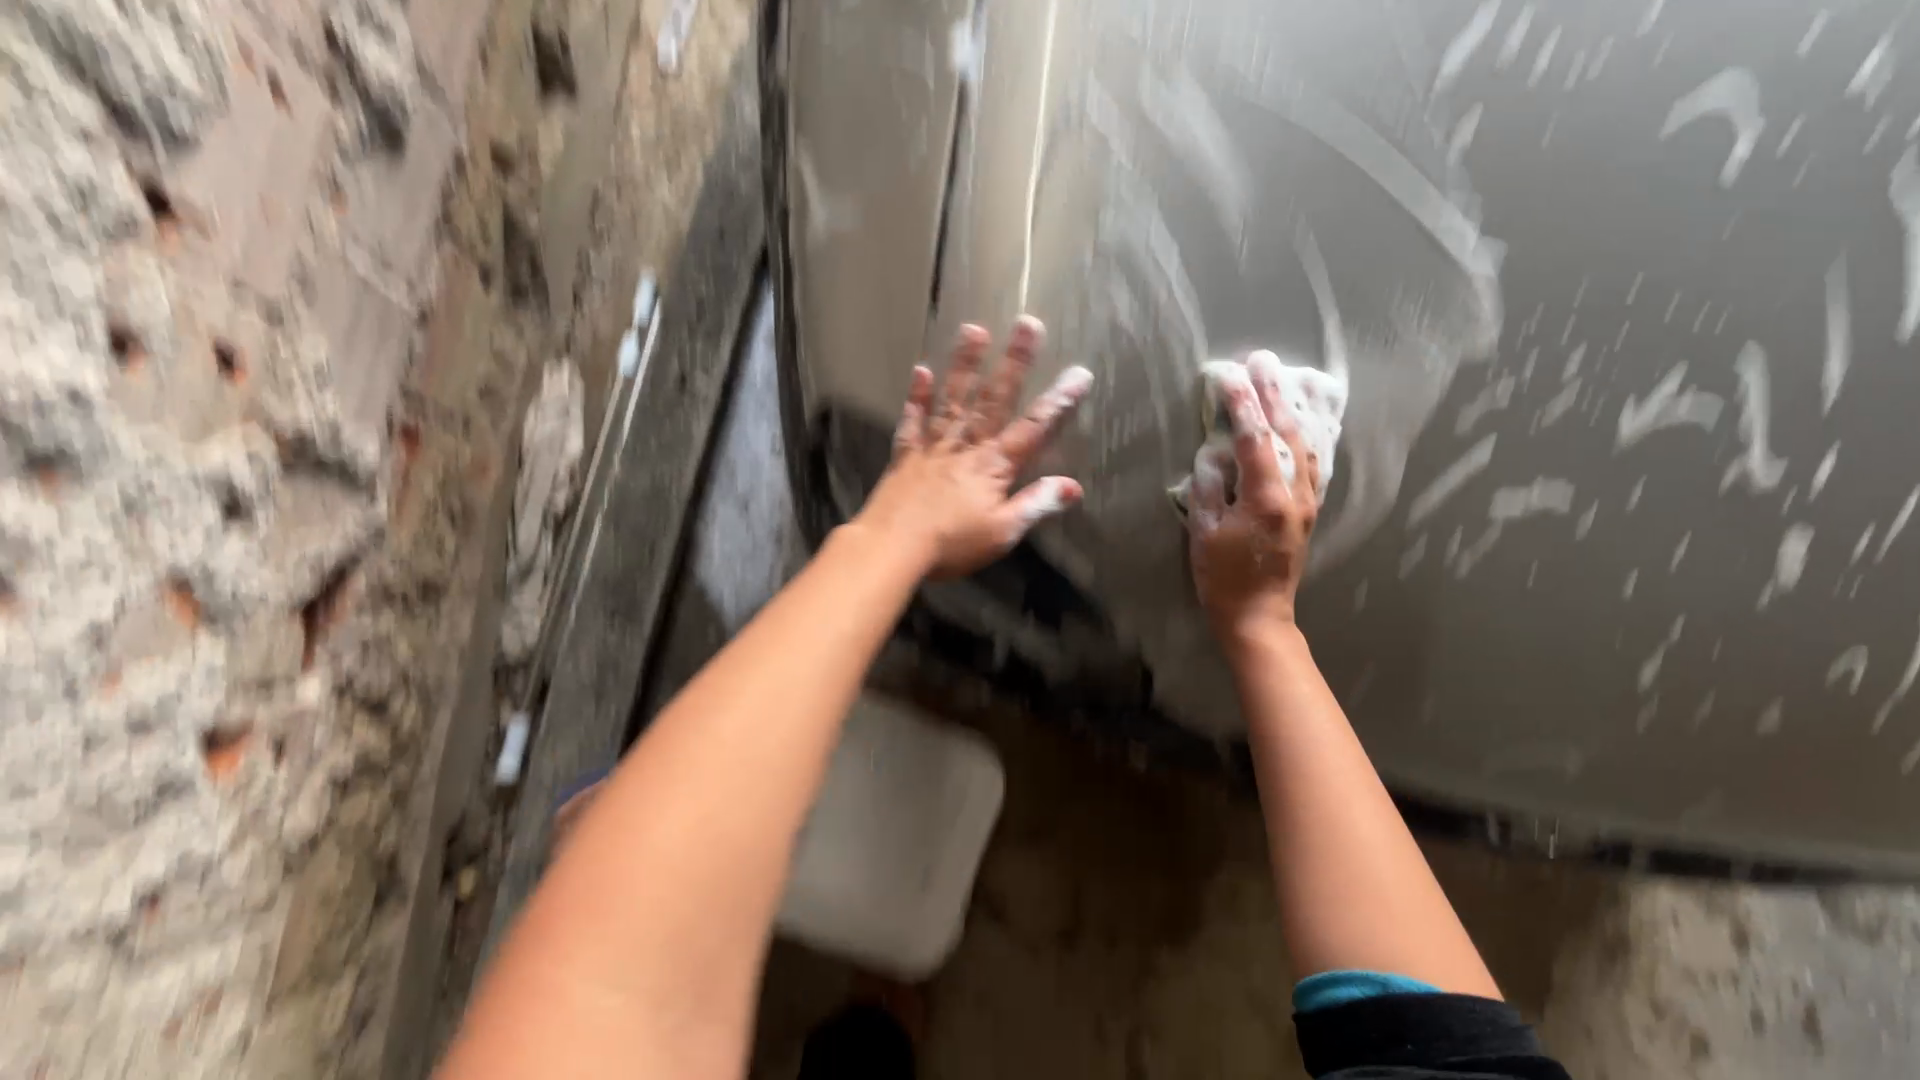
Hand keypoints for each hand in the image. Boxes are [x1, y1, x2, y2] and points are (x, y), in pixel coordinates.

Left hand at [853, 317, 1092, 578]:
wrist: (892, 549)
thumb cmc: (951, 545)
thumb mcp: (1002, 533)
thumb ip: (1035, 505)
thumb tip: (1072, 486)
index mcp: (993, 467)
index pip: (1033, 429)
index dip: (1058, 402)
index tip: (1078, 373)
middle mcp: (966, 448)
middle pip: (994, 400)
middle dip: (1014, 363)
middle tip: (1027, 324)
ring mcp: (933, 448)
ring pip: (953, 400)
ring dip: (965, 365)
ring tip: (974, 329)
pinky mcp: (906, 457)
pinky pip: (912, 422)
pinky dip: (917, 397)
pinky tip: (921, 371)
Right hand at [1186, 362, 1322, 650]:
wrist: (1257, 617)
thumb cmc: (1223, 579)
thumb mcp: (1203, 533)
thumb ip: (1208, 488)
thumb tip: (1214, 455)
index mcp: (1266, 498)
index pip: (1254, 438)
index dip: (1241, 404)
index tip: (1229, 374)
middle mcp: (1294, 495)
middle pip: (1288, 432)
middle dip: (1274, 393)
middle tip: (1263, 359)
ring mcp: (1306, 503)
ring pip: (1306, 445)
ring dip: (1293, 410)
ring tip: (1283, 381)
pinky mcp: (1307, 513)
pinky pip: (1310, 464)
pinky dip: (1304, 437)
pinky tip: (1301, 425)